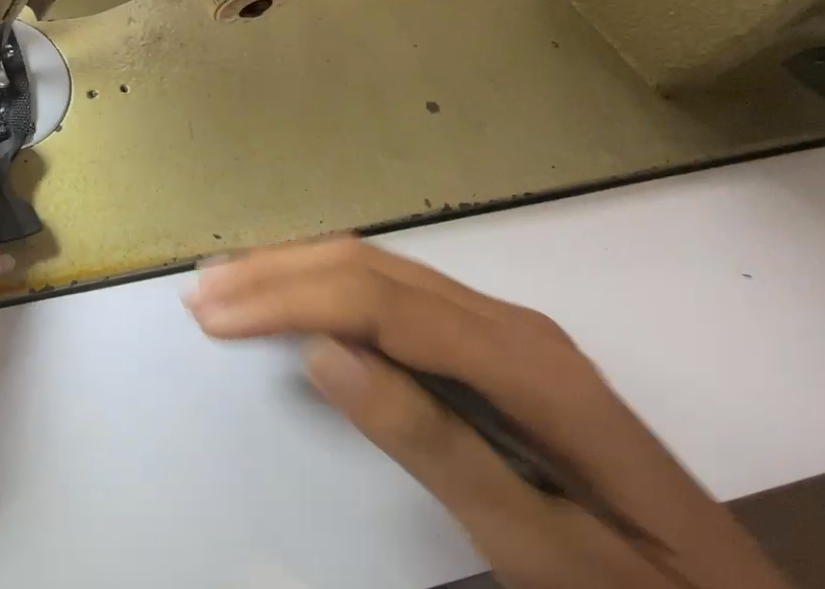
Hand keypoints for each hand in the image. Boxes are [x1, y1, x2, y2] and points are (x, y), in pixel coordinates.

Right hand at [183, 239, 792, 588]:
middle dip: (275, 272)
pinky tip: (294, 292)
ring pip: (378, 269)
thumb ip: (431, 443)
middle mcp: (510, 323)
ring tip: (226, 281)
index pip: (376, 302)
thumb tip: (322, 353)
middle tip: (199, 291)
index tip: (211, 315)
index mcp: (523, 363)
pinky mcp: (492, 344)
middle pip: (370, 267)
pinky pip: (394, 293)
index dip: (285, 299)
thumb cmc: (625, 579)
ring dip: (294, 270)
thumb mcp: (534, 541)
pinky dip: (328, 285)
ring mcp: (504, 329)